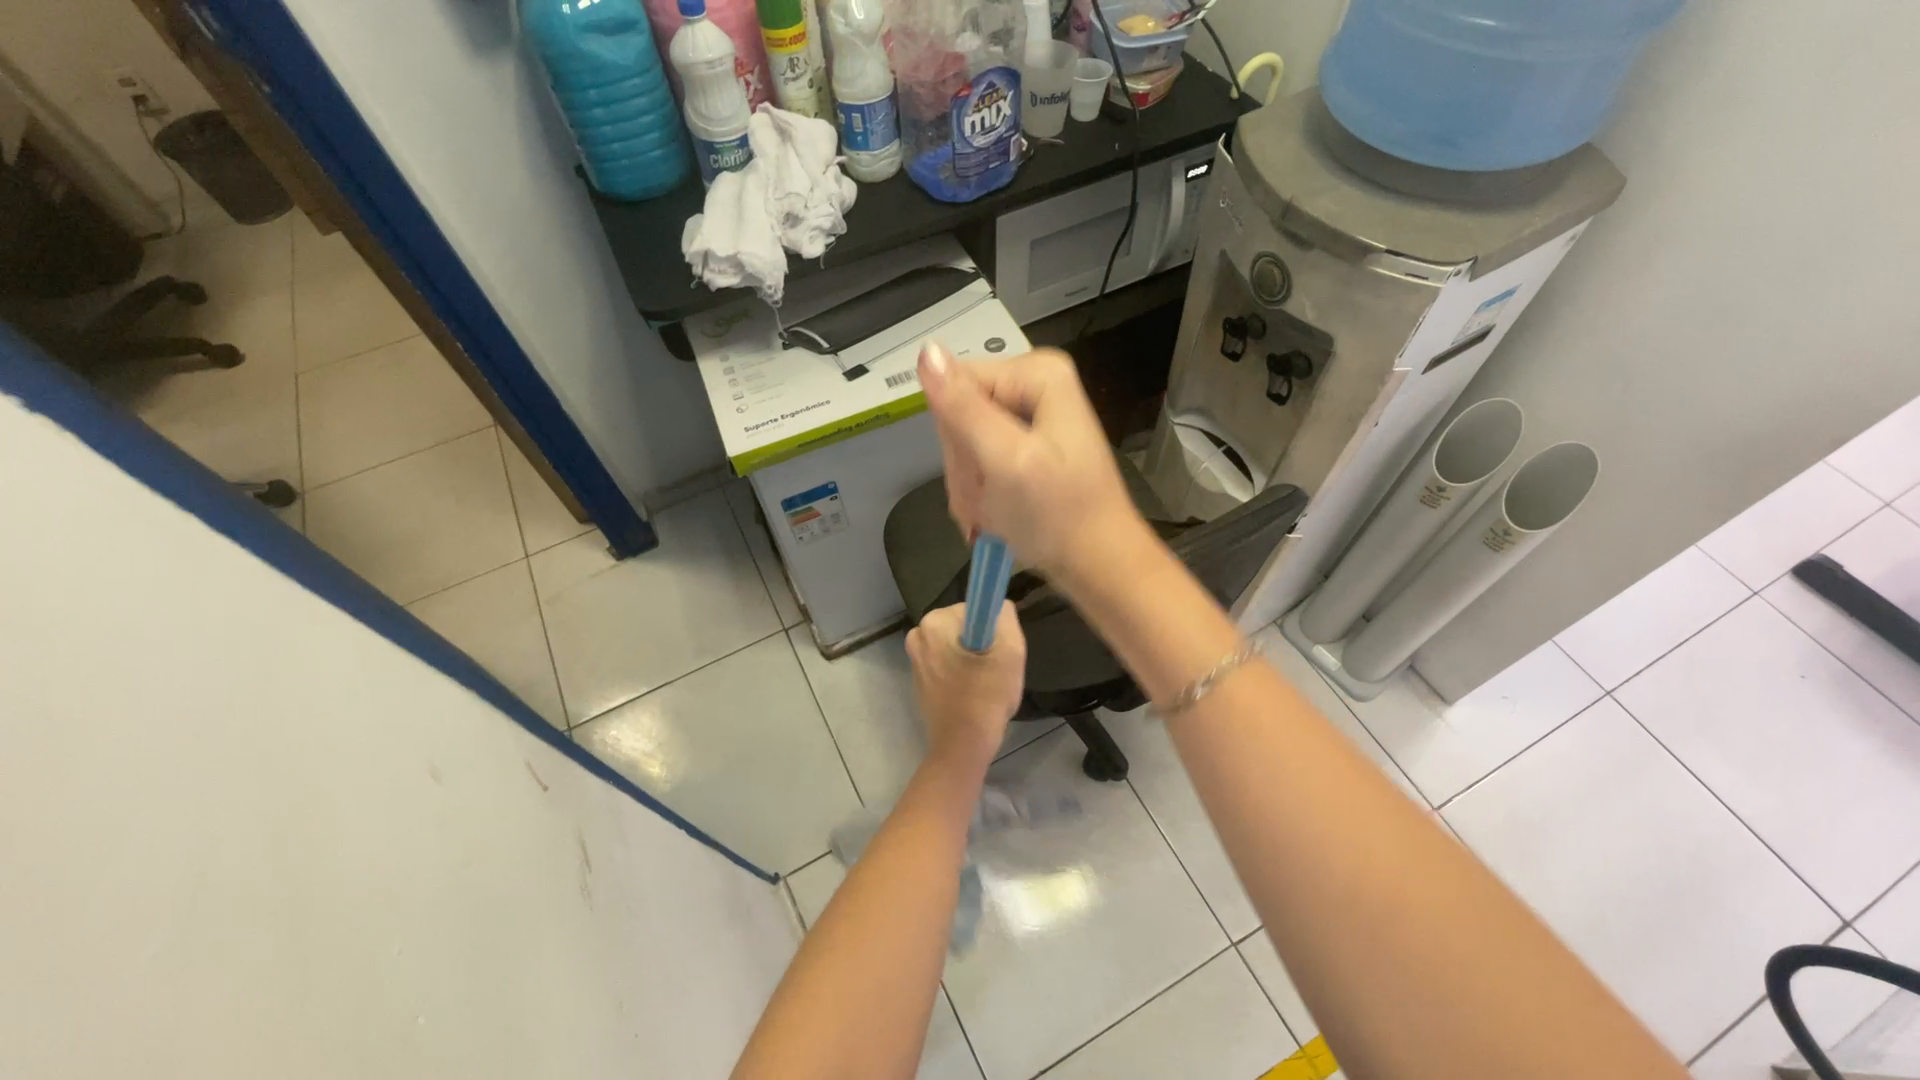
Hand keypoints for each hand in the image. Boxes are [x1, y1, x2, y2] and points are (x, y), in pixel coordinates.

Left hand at [905, 602, 1026, 768]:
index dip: (993, 629)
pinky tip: (972, 691)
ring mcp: (915, 657)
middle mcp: (918, 634)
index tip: (999, 653)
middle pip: (966, 625)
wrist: (962, 745)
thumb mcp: (1011, 650)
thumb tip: (998, 606)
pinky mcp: (920, 676)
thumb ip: (1005, 615)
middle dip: (983, 642)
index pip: (976, 609)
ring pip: (958, 643)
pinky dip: (962, 670)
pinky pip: (948, 660)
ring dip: (974, 657)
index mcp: (934, 623)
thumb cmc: (988, 696)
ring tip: (985, 683)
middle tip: (996, 669)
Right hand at [917, 344, 1145, 577]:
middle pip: (958, 416)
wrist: (1099, 566)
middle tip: (991, 502)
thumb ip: (964, 408)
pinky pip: (979, 463)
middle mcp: (1034, 385)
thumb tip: (926, 350)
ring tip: (997, 515)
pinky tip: (998, 517)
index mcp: (1037, 374)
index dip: (955, 436)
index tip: (979, 476)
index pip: (955, 386)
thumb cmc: (1059, 517)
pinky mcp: (1026, 447)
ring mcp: (1030, 418)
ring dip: (971, 489)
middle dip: (966, 469)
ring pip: (963, 446)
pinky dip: (981, 496)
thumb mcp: (1006, 461)